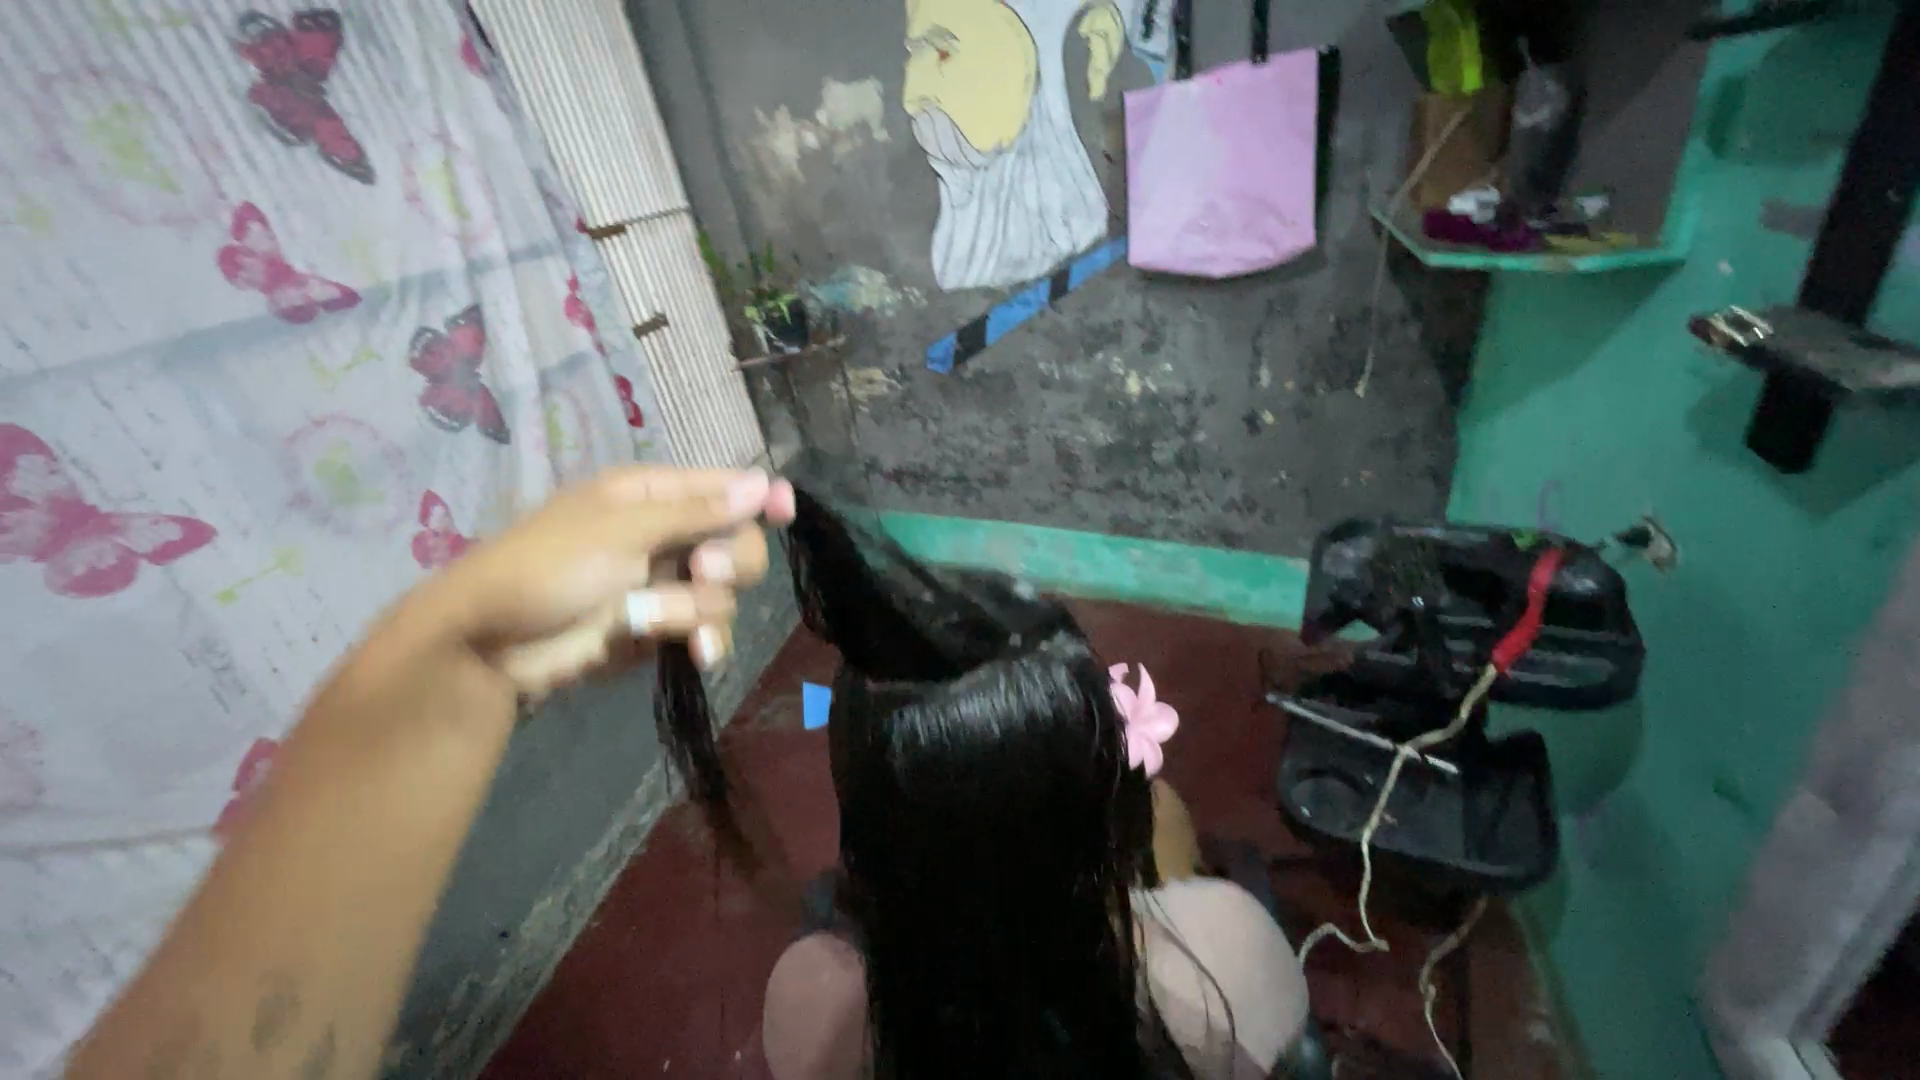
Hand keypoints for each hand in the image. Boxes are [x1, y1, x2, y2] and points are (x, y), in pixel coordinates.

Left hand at [419, 466, 795, 699]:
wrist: (491, 644)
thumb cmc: (548, 568)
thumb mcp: (622, 531)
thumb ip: (697, 512)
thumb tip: (763, 483)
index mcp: (652, 496)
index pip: (723, 488)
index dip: (759, 497)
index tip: (785, 510)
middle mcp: (666, 535)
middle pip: (737, 542)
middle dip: (727, 561)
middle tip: (700, 570)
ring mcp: (664, 584)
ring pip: (726, 593)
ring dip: (700, 609)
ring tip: (656, 620)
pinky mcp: (660, 629)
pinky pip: (708, 629)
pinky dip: (705, 640)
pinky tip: (699, 654)